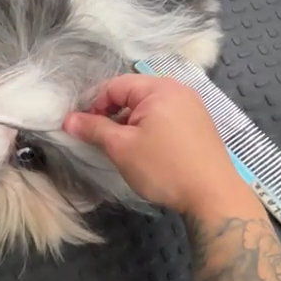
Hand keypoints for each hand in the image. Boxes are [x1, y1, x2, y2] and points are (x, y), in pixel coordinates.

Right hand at [63, 74, 252, 215]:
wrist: (213, 195)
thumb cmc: (163, 167)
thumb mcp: (121, 147)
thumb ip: (93, 129)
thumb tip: (68, 120)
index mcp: (158, 88)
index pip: (114, 85)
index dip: (94, 105)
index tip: (84, 129)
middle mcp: (178, 89)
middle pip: (132, 93)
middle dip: (113, 114)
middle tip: (103, 140)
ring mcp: (192, 106)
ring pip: (149, 107)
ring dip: (131, 123)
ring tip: (124, 148)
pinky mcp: (199, 124)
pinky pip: (166, 116)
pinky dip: (150, 128)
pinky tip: (148, 151)